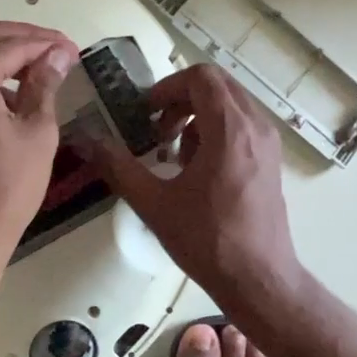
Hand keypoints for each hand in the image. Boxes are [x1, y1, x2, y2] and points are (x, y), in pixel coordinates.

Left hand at [0, 20, 77, 265]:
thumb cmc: (4, 187)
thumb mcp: (37, 132)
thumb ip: (44, 84)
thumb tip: (56, 54)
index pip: (12, 44)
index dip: (46, 44)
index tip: (74, 50)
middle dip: (20, 38)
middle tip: (55, 50)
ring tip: (37, 69)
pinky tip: (8, 94)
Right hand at [85, 64, 301, 301]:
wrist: (258, 280)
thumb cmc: (207, 241)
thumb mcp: (154, 204)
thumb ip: (118, 167)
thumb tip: (86, 141)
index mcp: (230, 130)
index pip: (201, 77)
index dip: (167, 88)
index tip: (146, 114)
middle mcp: (256, 127)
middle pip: (218, 85)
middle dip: (181, 100)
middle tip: (157, 131)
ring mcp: (268, 144)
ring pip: (231, 105)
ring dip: (198, 117)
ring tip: (175, 156)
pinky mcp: (271, 162)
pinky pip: (242, 126)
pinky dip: (216, 132)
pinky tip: (197, 171)